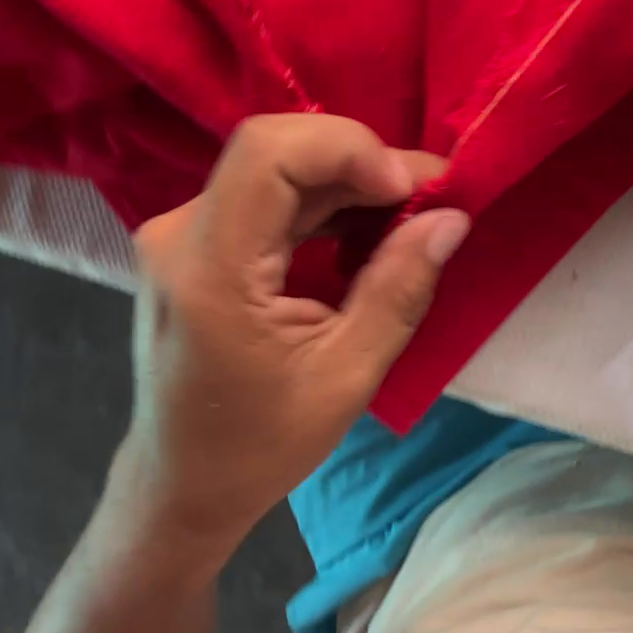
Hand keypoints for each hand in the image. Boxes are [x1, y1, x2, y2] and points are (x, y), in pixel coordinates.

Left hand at [120, 114, 470, 551]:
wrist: (180, 483)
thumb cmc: (257, 446)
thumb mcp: (345, 378)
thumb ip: (397, 290)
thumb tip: (451, 218)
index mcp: (209, 268)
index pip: (267, 152)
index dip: (346, 149)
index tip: (408, 192)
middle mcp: (181, 233)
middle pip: (276, 152)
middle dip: (361, 162)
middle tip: (430, 198)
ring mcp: (182, 233)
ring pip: (276, 169)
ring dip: (348, 182)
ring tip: (411, 215)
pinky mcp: (195, 242)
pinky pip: (266, 198)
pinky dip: (323, 204)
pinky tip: (366, 231)